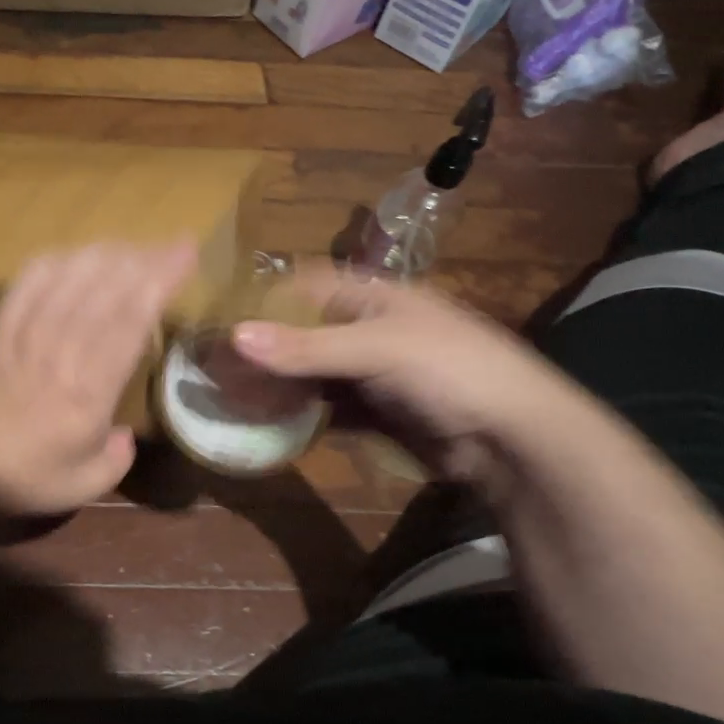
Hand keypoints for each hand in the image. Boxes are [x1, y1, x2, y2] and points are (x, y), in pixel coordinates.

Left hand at [0, 242, 198, 517]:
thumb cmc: (26, 479)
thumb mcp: (87, 485)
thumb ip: (118, 458)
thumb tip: (127, 433)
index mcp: (88, 391)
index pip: (130, 321)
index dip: (160, 281)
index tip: (185, 255)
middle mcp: (59, 352)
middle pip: (106, 289)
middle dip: (145, 259)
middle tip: (173, 245)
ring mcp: (25, 336)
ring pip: (70, 277)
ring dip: (106, 255)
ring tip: (133, 249)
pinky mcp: (0, 330)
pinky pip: (28, 282)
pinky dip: (56, 261)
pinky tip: (76, 255)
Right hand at [231, 268, 580, 483]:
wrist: (510, 437)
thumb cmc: (450, 371)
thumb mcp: (378, 350)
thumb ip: (306, 347)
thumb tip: (233, 336)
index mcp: (375, 298)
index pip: (307, 286)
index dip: (265, 298)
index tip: (218, 317)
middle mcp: (368, 330)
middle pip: (303, 334)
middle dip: (263, 349)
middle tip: (214, 367)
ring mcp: (371, 374)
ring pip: (311, 375)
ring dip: (277, 385)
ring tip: (229, 397)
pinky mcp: (374, 414)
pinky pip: (325, 410)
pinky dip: (297, 415)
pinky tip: (267, 423)